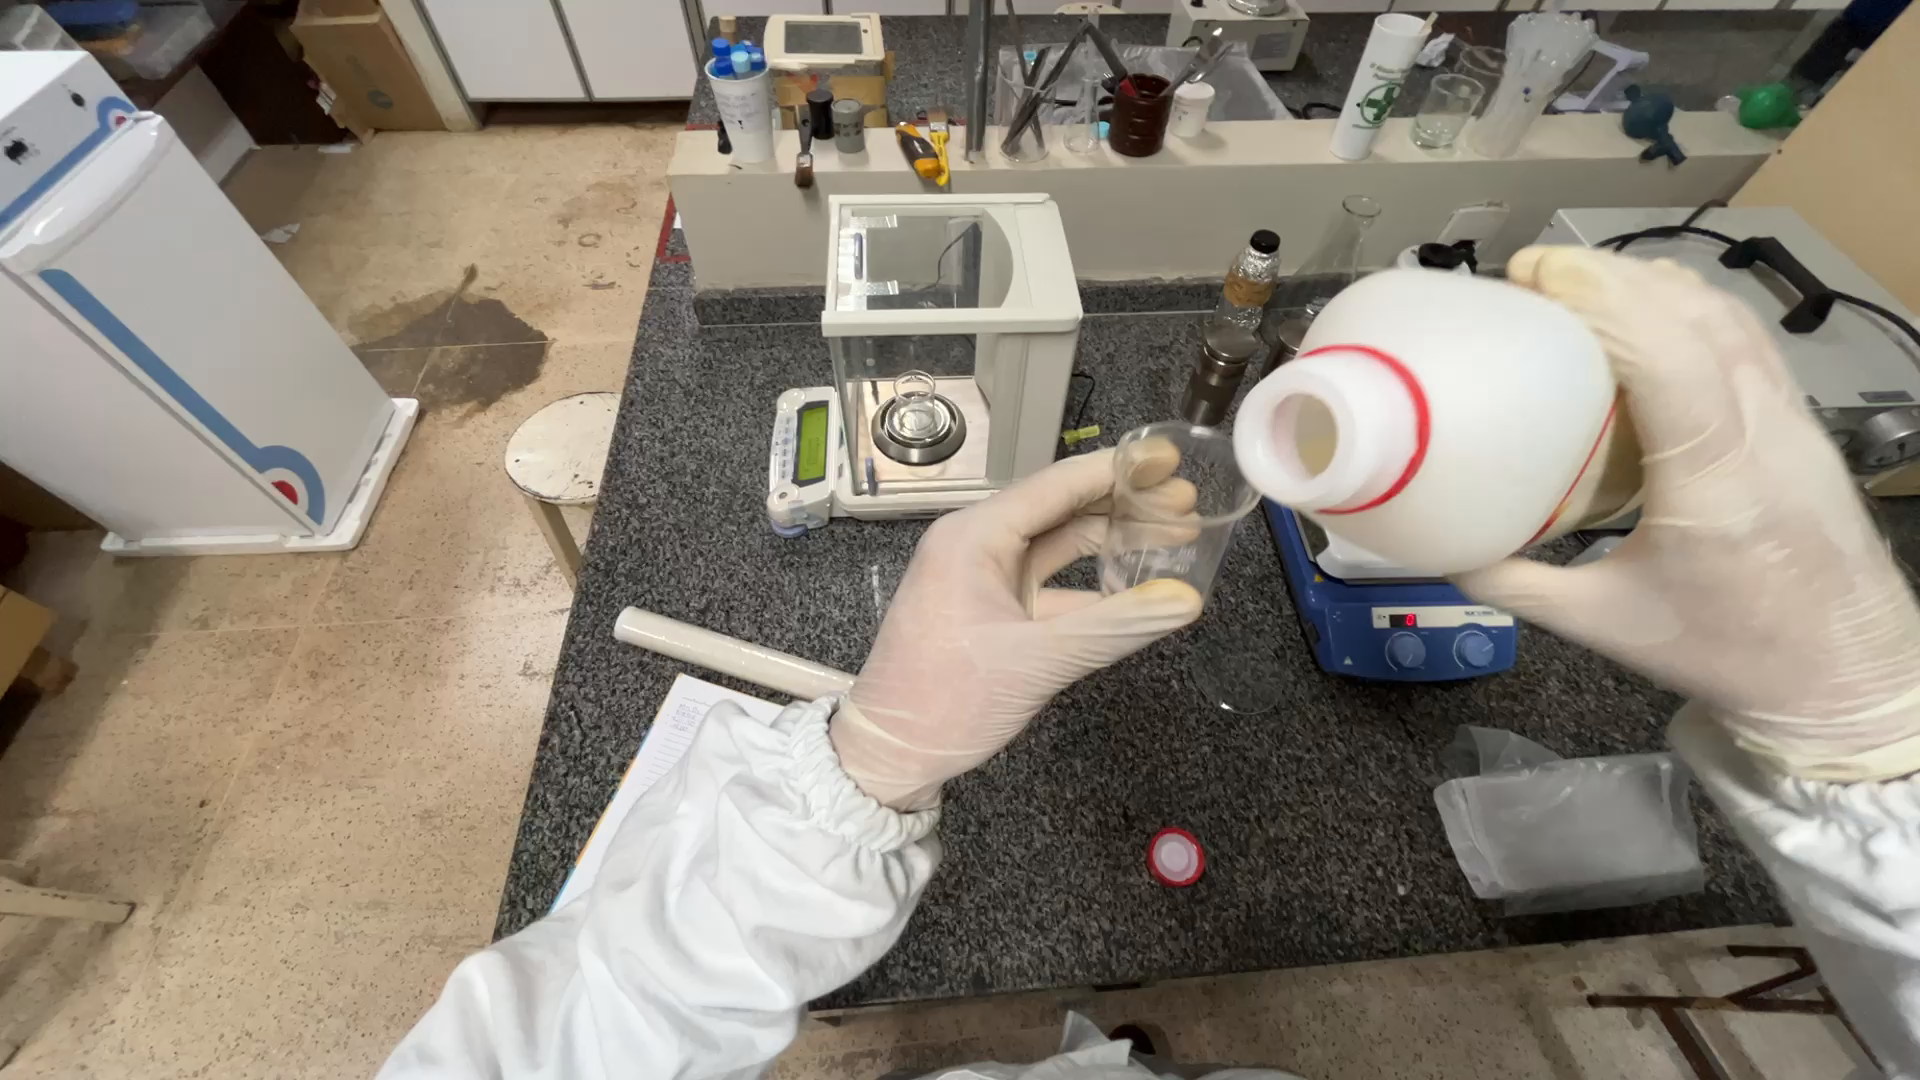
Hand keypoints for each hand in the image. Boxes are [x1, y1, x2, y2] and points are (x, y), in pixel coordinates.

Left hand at [831, 448, 1204, 809]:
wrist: (890, 755)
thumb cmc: (947, 700)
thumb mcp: (1037, 661)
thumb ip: (1115, 626)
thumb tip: (1187, 600)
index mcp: (974, 536)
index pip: (1057, 485)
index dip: (1118, 469)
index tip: (1170, 459)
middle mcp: (977, 544)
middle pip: (1062, 509)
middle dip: (1124, 504)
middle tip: (1187, 505)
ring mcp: (984, 577)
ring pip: (1058, 544)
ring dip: (1112, 541)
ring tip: (1172, 538)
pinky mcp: (994, 609)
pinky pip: (1050, 582)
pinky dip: (1091, 583)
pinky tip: (1133, 586)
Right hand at [1456, 245, 1919, 782]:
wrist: (1854, 676)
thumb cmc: (1722, 651)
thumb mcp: (1596, 623)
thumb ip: (1508, 581)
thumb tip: (1438, 544)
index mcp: (1715, 487)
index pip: (1674, 367)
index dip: (1607, 308)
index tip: (1536, 279)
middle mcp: (1767, 437)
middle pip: (1705, 321)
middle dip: (1616, 279)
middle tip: (1532, 272)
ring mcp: (1794, 426)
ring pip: (1733, 323)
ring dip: (1651, 286)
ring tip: (1575, 280)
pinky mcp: (1797, 429)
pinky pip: (1744, 344)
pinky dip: (1684, 311)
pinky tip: (1638, 315)